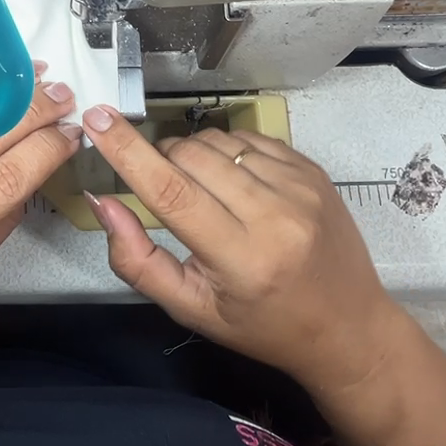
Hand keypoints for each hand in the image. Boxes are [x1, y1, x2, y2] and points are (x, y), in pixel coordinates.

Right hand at [79, 107, 410, 393]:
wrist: (349, 327)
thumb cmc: (261, 325)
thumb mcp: (190, 308)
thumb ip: (137, 260)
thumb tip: (102, 202)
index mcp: (241, 258)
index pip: (171, 191)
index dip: (127, 151)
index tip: (96, 118)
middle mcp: (275, 216)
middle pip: (189, 156)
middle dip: (160, 160)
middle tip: (165, 190)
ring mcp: (300, 187)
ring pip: (216, 141)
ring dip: (191, 155)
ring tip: (202, 191)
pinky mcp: (312, 170)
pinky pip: (246, 137)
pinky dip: (225, 152)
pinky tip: (233, 183)